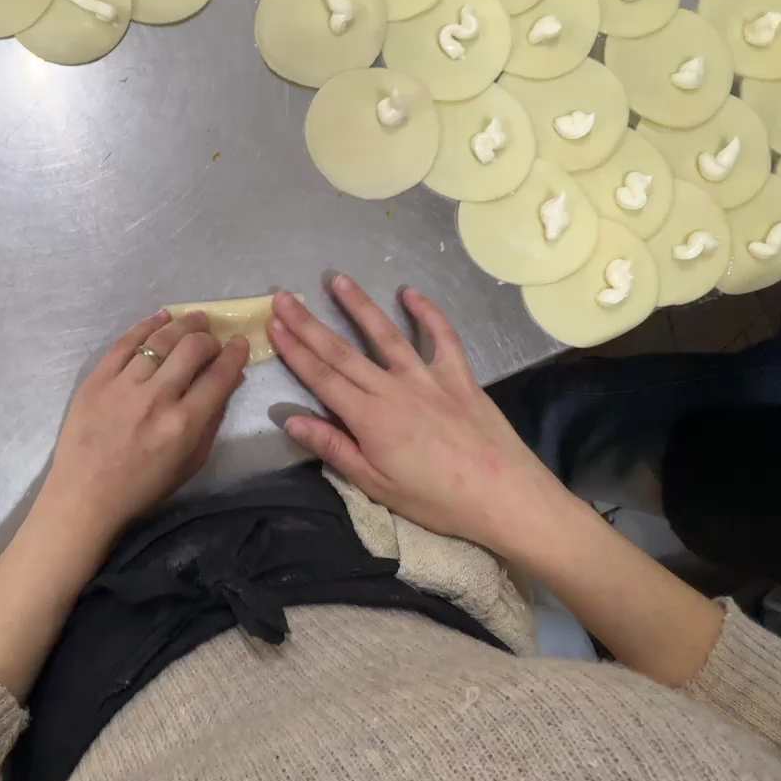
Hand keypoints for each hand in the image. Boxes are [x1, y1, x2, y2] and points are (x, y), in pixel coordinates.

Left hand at [37, 310, 248, 543]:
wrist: (85, 495)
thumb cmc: (142, 487)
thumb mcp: (190, 462)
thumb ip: (213, 420)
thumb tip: (231, 379)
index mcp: (183, 425)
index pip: (219, 376)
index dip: (234, 354)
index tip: (240, 342)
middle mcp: (156, 398)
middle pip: (192, 348)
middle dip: (209, 337)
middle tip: (213, 338)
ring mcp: (123, 385)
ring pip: (160, 339)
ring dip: (183, 324)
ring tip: (195, 318)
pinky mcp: (97, 379)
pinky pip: (125, 342)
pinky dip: (146, 325)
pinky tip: (161, 317)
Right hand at [270, 276, 580, 561]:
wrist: (507, 498)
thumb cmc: (437, 500)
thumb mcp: (376, 485)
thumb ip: (334, 448)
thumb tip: (292, 420)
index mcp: (369, 417)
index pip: (321, 377)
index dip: (294, 350)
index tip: (273, 325)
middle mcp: (393, 388)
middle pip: (342, 351)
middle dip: (309, 323)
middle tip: (284, 298)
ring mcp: (428, 378)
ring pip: (386, 335)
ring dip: (359, 306)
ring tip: (337, 280)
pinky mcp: (459, 377)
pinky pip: (443, 339)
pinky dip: (428, 314)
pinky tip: (411, 293)